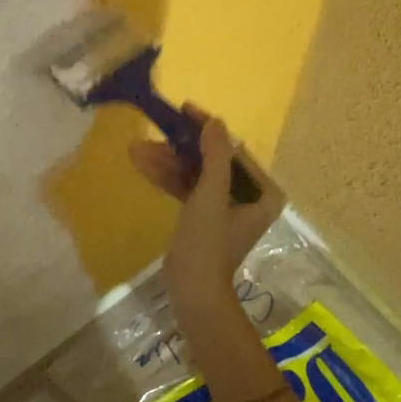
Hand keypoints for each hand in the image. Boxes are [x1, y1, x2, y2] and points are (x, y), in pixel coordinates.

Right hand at [129, 106, 285, 312]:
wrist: (193, 292)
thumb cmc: (207, 244)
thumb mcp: (210, 196)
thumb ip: (215, 156)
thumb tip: (214, 121)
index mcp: (264, 192)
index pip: (234, 151)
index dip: (207, 129)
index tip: (183, 109)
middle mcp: (250, 197)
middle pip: (212, 161)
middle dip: (179, 149)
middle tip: (153, 133)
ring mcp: (226, 208)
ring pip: (195, 174)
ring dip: (168, 162)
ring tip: (136, 150)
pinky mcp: (205, 218)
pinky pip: (188, 190)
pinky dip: (168, 179)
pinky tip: (142, 165)